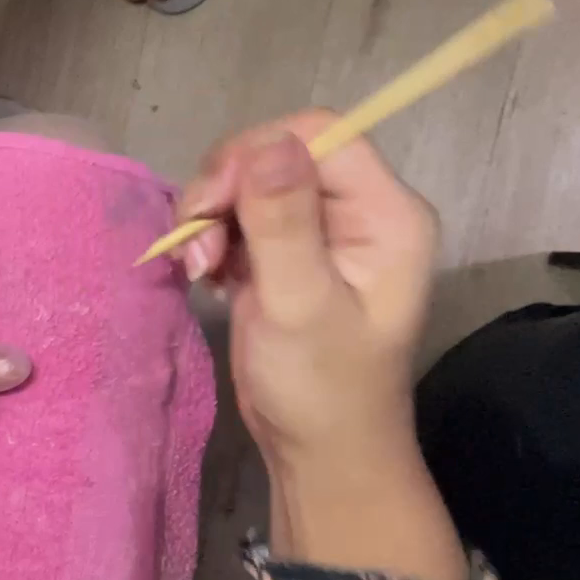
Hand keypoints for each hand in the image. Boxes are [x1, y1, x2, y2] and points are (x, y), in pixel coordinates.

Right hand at [178, 110, 464, 579]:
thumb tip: (268, 143)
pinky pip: (232, 218)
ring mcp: (313, 232)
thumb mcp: (297, 299)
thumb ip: (282, 220)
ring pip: (242, 186)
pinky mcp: (279, 253)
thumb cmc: (317, 380)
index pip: (313, 136)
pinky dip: (205, 239)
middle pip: (268, 156)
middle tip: (198, 249)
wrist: (314, 443)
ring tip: (199, 270)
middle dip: (219, 194)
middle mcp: (352, 211)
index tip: (215, 211)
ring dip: (205, 221)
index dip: (253, 159)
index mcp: (381, 213)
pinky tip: (203, 275)